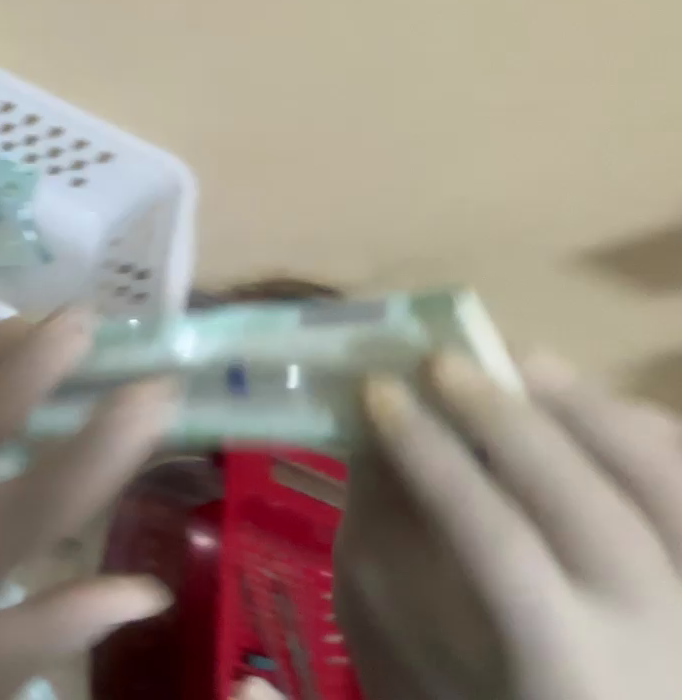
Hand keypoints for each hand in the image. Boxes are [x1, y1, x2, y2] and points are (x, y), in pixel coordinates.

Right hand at [337, 353, 681, 699]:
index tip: (377, 390)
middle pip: (592, 510)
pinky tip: (599, 403)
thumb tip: (377, 426)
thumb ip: (386, 524)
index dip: (431, 455)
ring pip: (676, 493)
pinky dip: (659, 438)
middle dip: (506, 422)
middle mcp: (661, 642)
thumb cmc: (448, 674)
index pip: (495, 538)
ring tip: (526, 364)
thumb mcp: (389, 614)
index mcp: (558, 663)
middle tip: (442, 361)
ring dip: (596, 415)